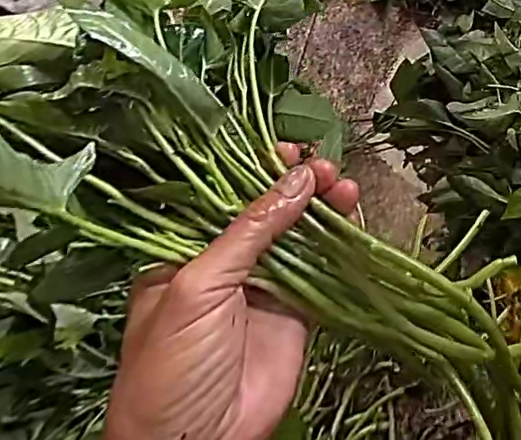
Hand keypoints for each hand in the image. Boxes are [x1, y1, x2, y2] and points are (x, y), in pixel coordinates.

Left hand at [103, 145, 360, 439]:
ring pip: (301, 231)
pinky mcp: (297, 308)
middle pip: (271, 210)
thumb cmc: (169, 371)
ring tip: (342, 184)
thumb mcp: (197, 289)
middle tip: (322, 166)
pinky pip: (324, 263)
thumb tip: (296, 178)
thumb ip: (249, 231)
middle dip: (298, 183)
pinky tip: (351, 213)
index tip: (287, 149)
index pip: (228, 197)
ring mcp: (266, 285)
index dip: (258, 170)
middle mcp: (229, 264)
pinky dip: (341, 236)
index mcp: (189, 255)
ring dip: (323, 204)